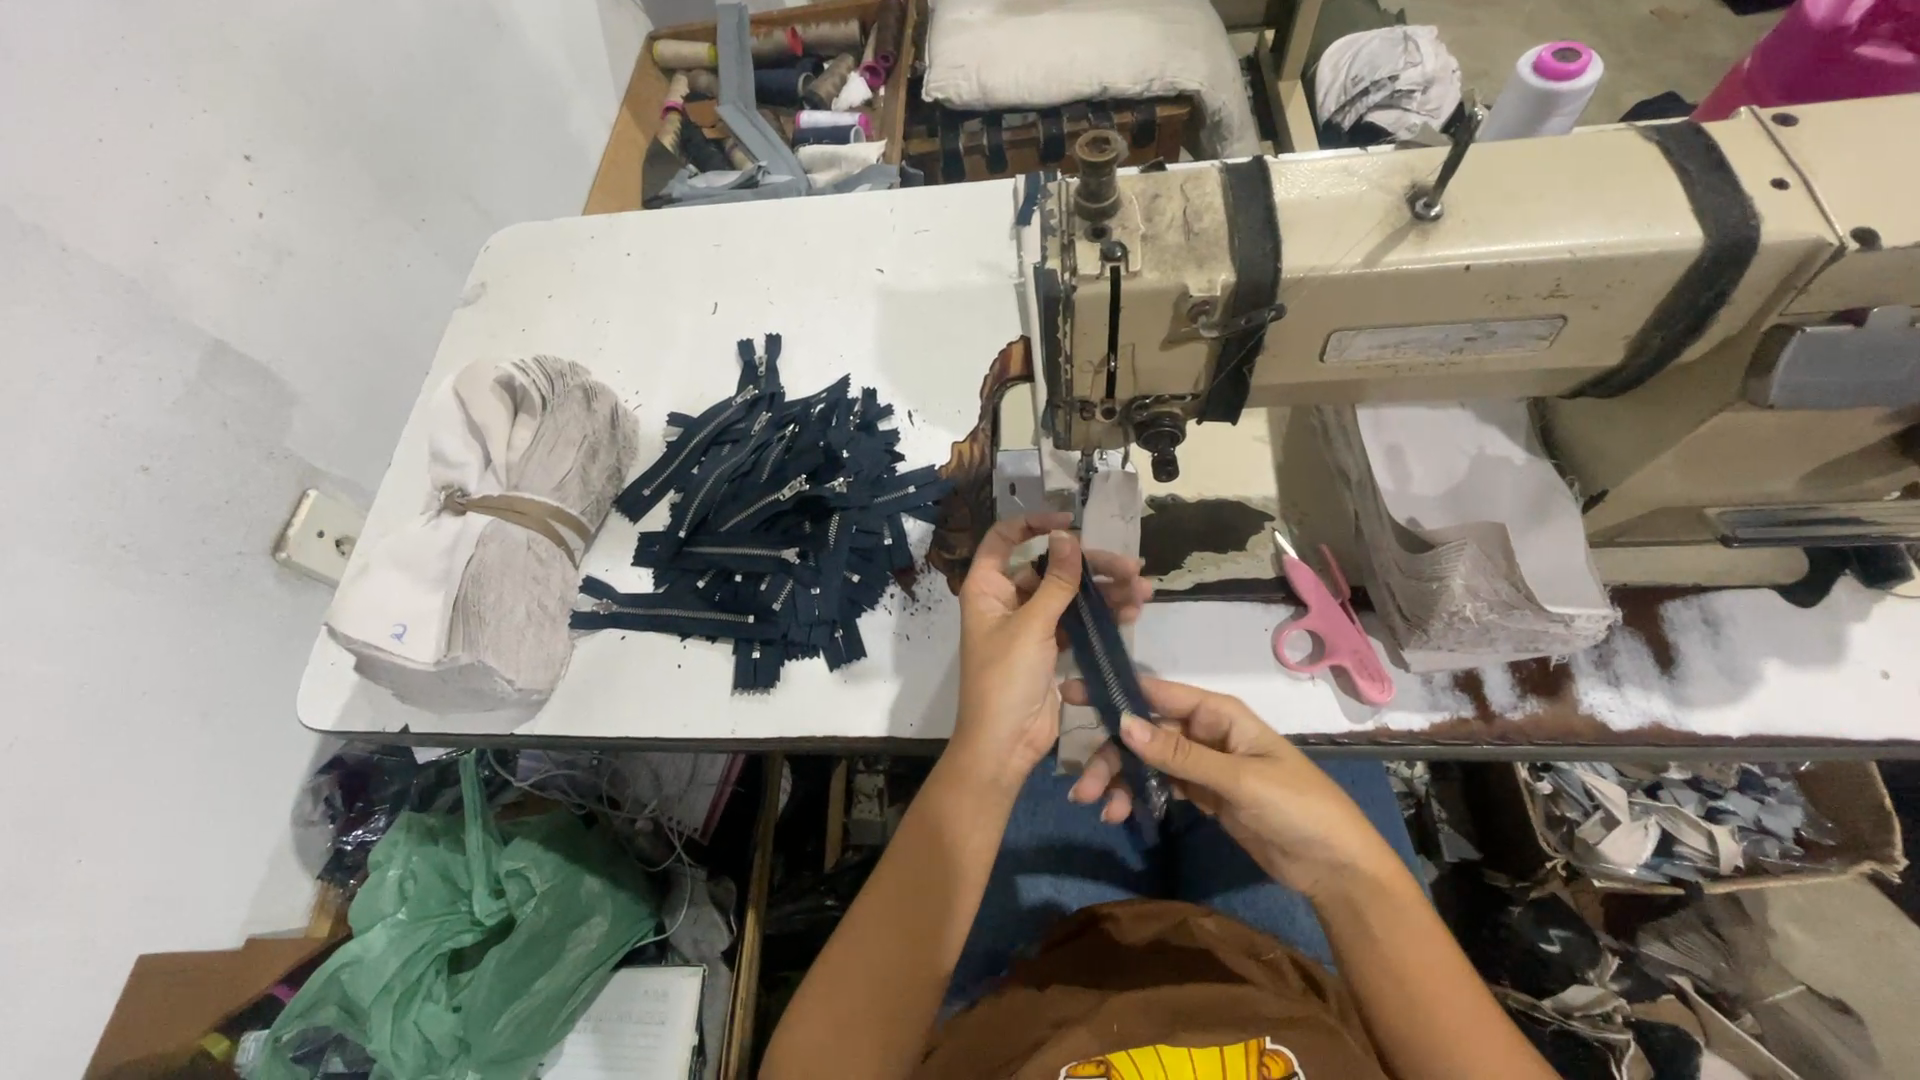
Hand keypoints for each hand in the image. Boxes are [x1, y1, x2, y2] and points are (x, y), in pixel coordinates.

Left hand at [950, 513, 1151, 792]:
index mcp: (986, 588)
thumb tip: (1069, 537)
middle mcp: (1006, 601)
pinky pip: (1078, 621)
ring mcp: (1029, 625)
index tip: (1071, 524)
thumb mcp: (1032, 626)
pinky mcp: (1050, 648)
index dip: (1034, 524)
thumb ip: (1056, 581)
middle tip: (1131, 568)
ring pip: (1069, 595)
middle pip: (1049, 568)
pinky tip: (1132, 613)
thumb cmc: (1005, 679)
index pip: (1004, 539)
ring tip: (1144, 590)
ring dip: (1105, 591)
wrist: (1004, 744)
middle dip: (1091, 566)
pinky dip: (1102, 616)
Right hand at [1064, 676, 1405, 899]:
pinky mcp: (1201, 794)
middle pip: (1144, 732)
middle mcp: (1205, 732)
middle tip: (1083, 786)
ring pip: (1146, 760)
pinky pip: (1159, 786)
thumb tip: (1124, 723)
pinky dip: (1136, 795)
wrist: (1333, 866)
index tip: (1071, 694)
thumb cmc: (1297, 807)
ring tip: (1099, 807)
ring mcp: (1202, 764)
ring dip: (1119, 779)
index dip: (1115, 692)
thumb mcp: (1238, 779)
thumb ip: (1179, 755)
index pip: (1157, 694)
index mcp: (1218, 714)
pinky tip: (1119, 813)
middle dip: (1111, 754)